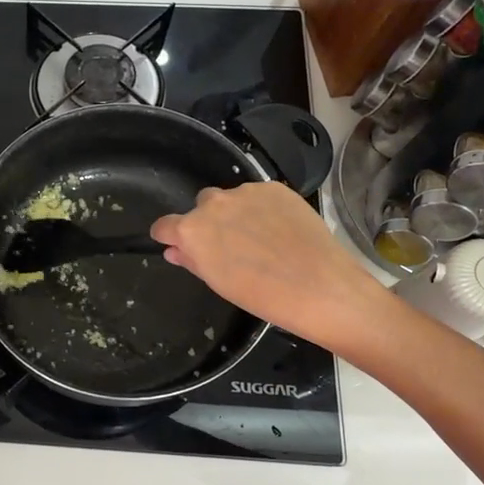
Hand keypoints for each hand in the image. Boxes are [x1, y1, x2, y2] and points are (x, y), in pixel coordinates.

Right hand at [150, 182, 389, 349]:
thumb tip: (175, 250)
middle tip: (229, 247)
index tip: (177, 245)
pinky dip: (263, 209)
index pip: (164, 225)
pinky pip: (259, 196)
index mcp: (192, 230)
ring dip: (237, 214)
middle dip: (208, 223)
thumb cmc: (261, 295)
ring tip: (260, 239)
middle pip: (201, 207)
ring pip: (231, 199)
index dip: (169, 236)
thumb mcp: (218, 283)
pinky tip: (280, 231)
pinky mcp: (275, 189)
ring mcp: (247, 193)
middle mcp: (214, 204)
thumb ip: (192, 261)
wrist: (319, 286)